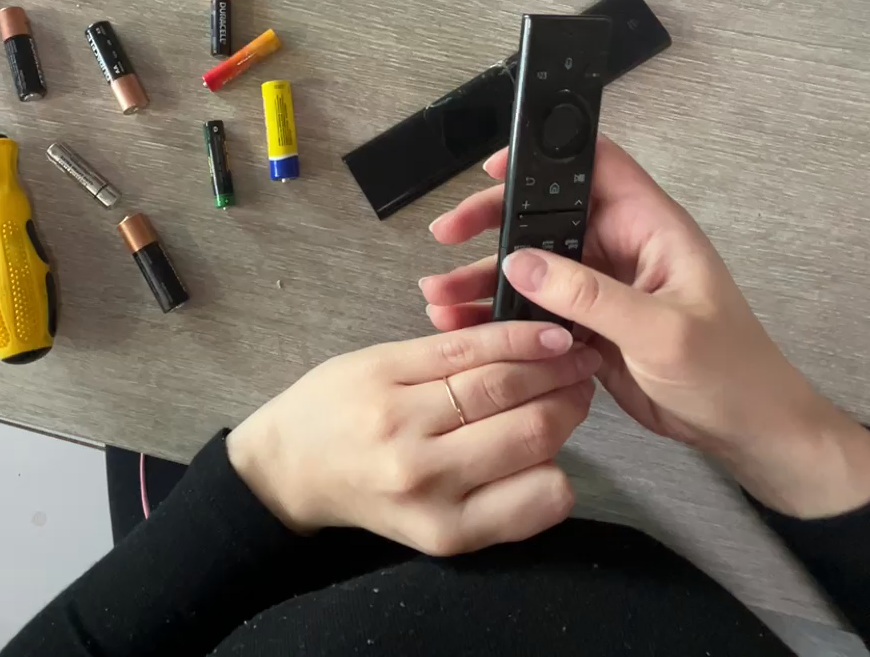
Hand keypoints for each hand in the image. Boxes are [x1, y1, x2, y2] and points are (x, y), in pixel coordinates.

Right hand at [226, 320, 602, 554]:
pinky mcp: (449, 539)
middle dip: (559, 375)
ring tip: (569, 397)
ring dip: (564, 417)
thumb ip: (442, 351)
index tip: (561, 329)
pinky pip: (530, 508)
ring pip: (530, 449)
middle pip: (511, 403)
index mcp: (387, 388)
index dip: (529, 339)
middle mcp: (410, 446)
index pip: (477, 356)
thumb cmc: (332, 405)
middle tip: (577, 360)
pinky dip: (553, 475)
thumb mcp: (375, 361)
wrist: (293, 470)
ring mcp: (432, 499)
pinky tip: (546, 454)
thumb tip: (517, 336)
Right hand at [420, 137, 869, 517]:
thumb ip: (590, 295)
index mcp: (648, 227)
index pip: (596, 166)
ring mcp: (597, 285)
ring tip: (439, 293)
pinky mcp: (583, 321)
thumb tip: (518, 261)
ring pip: (528, 264)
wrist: (747, 436)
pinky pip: (531, 306)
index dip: (547, 155)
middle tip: (446, 234)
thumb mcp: (662, 330)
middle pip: (542, 214)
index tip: (494, 167)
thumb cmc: (731, 373)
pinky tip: (463, 323)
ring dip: (483, 275)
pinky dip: (496, 313)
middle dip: (490, 222)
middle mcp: (617, 247)